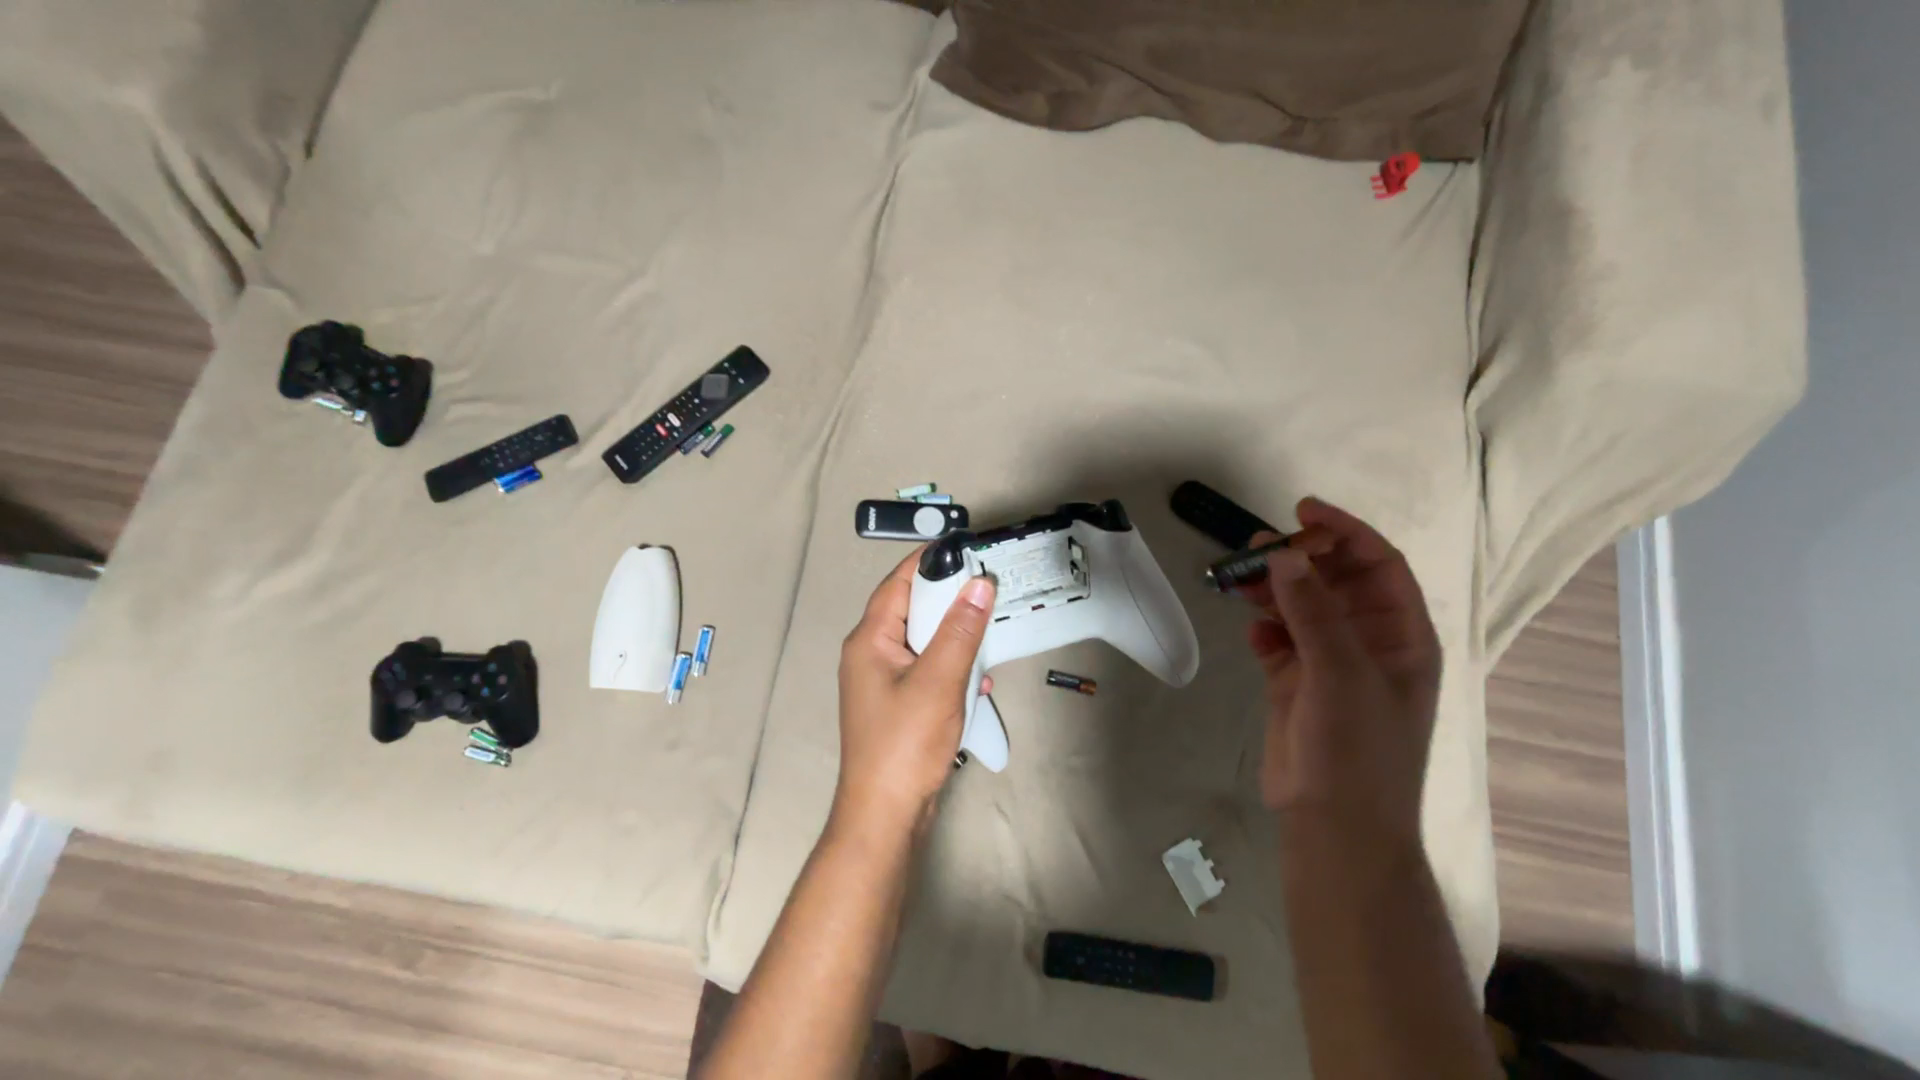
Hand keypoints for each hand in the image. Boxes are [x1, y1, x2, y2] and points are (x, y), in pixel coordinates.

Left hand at [834, 550, 996, 833]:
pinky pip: (929, 671)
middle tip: (989, 586)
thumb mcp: (938, 681)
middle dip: (950, 600)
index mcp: (869, 640)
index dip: (930, 561)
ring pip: (924, 642)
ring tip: (990, 629)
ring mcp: (884, 682)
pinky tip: (979, 682)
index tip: (967, 547)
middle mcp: (871, 655)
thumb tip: (979, 583)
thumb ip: (960, 631)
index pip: (898, 584)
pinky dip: (953, 669)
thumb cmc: (905, 744)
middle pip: (912, 610)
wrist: (886, 814)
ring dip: (956, 638)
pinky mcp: (899, 705)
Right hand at [1244, 497, 1440, 848]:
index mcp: (1402, 637)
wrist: (1335, 825)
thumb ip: (1311, 610)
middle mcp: (1368, 644)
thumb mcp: (1341, 673)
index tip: (1303, 510)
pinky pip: (1280, 643)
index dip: (1345, 533)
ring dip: (1274, 591)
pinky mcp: (1296, 687)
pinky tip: (1253, 632)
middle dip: (1301, 559)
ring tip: (1240, 578)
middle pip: (1335, 583)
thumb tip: (1283, 553)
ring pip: (1302, 610)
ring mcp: (1330, 666)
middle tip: (1257, 544)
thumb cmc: (1357, 748)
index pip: (1379, 566)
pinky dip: (1265, 632)